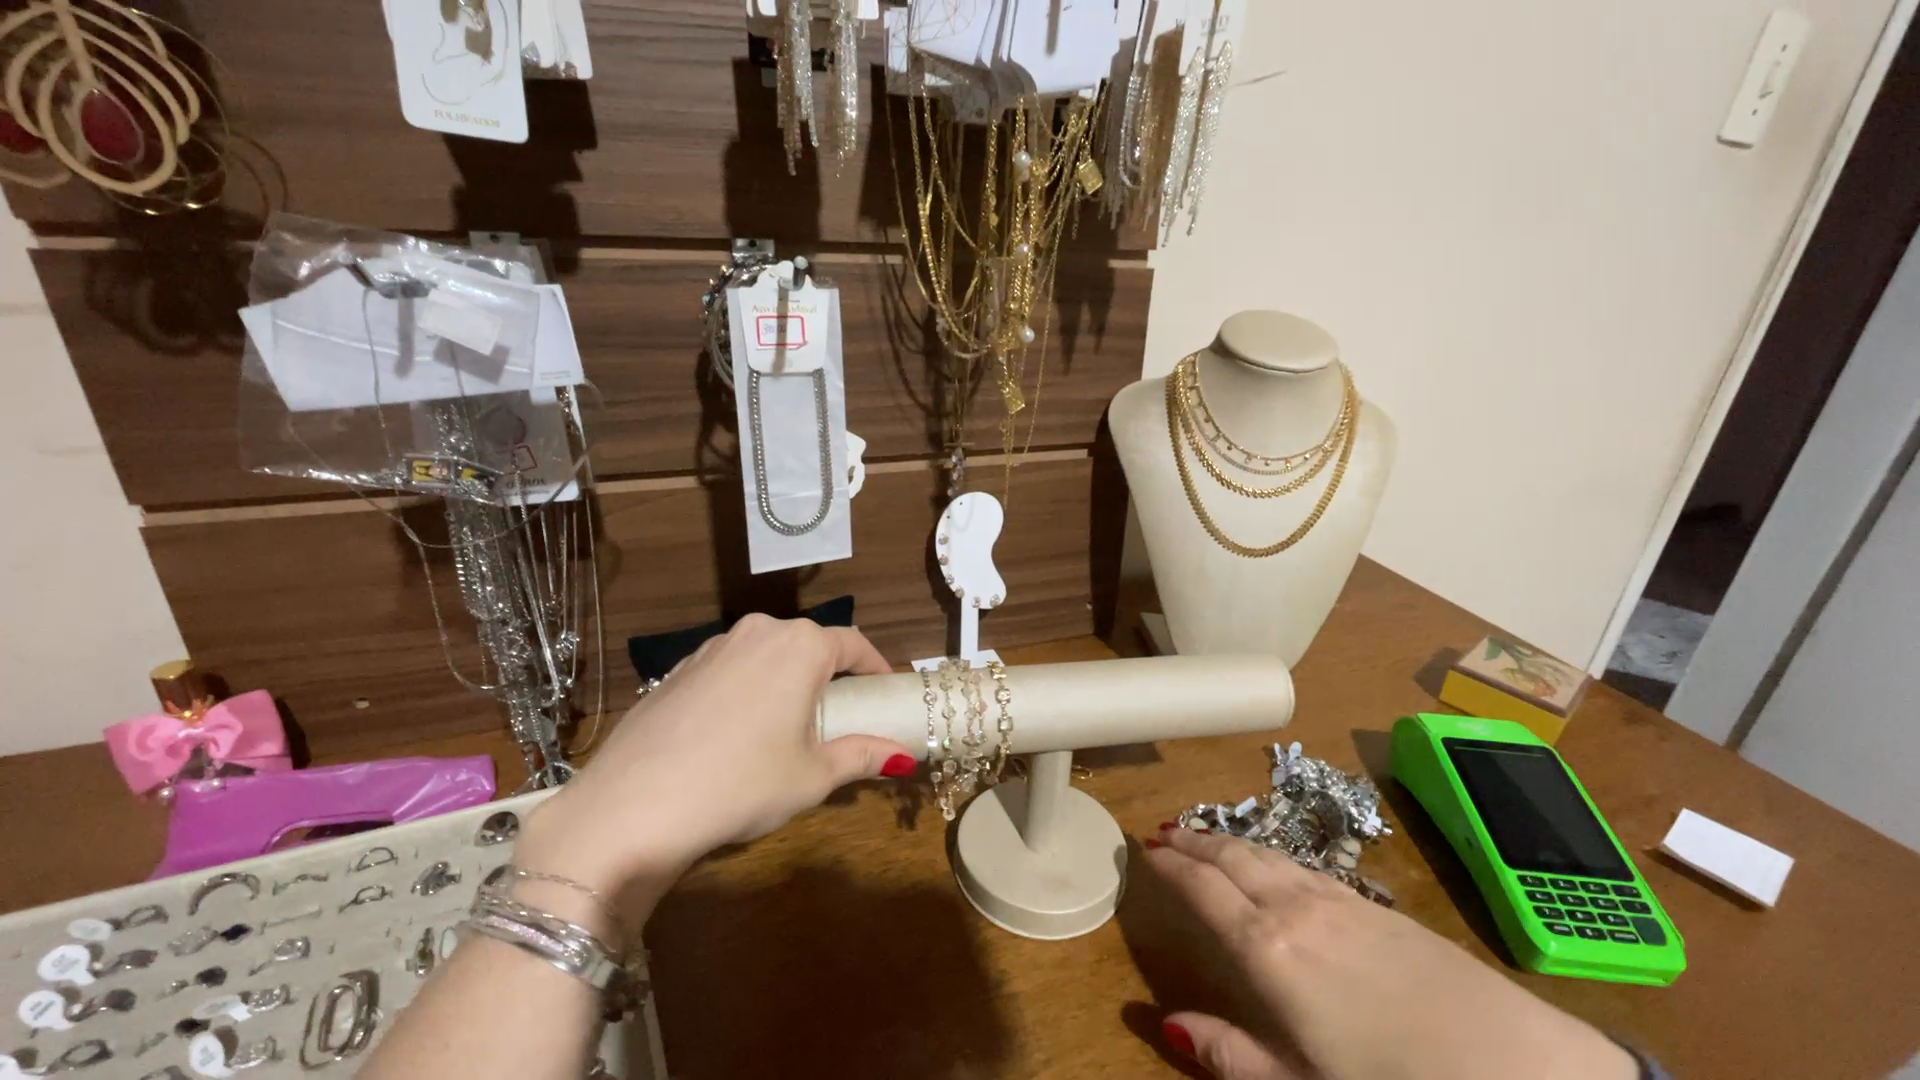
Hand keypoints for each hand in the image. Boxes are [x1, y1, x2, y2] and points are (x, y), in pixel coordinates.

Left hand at [519, 617, 914, 918]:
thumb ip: (862, 756)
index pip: (854, 645)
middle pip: (809, 645)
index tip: (886, 694)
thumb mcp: (813, 776)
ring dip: (786, 681)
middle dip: (830, 676)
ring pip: (766, 656)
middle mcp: (757, 632)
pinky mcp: (677, 671)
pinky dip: (747, 691)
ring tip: (787, 728)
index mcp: (800, 647)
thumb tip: (902, 757)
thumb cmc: (743, 784)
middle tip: (840, 717)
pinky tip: (736, 735)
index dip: (876, 669)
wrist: (633, 804)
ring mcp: (711, 648)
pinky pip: (729, 671)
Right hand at [1144, 826, 1639, 1079]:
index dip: (1170, 866)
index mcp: (1266, 950)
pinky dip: (1269, 854)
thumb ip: (1230, 1053)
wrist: (1511, 1062)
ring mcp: (1338, 901)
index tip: (1143, 849)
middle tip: (1162, 830)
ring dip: (1228, 841)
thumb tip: (1165, 1022)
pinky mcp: (1373, 905)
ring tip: (1203, 835)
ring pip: (1266, 855)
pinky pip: (1302, 865)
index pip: (1203, 890)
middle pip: (1231, 858)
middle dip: (1193, 841)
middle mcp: (1294, 909)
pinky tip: (1271, 863)